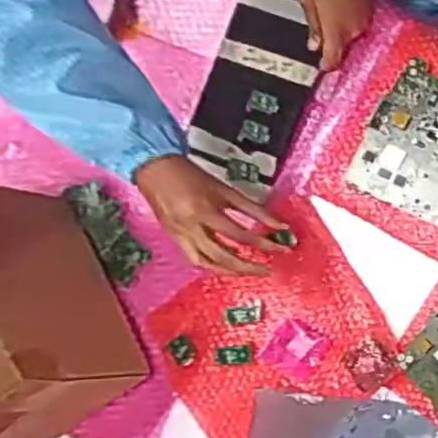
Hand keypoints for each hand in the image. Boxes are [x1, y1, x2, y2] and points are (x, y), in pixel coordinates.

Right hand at [135, 155, 288, 275]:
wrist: (153, 167)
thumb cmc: (193, 177)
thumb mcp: (227, 191)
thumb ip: (256, 210)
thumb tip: (282, 226)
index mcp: (206, 212)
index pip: (242, 236)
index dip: (266, 245)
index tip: (284, 250)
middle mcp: (191, 227)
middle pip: (224, 256)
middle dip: (249, 267)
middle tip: (268, 269)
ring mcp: (179, 234)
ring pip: (207, 263)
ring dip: (231, 270)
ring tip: (250, 271)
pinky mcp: (172, 237)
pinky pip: (194, 259)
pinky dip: (213, 265)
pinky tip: (228, 265)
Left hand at [297, 0, 371, 70]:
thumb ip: (313, 26)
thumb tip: (315, 46)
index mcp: (336, 31)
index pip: (334, 58)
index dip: (327, 65)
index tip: (322, 67)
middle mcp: (353, 32)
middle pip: (343, 47)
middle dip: (333, 45)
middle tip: (321, 37)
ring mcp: (363, 22)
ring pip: (351, 36)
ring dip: (342, 33)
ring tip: (330, 19)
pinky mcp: (368, 12)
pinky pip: (357, 24)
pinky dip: (348, 23)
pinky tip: (340, 11)